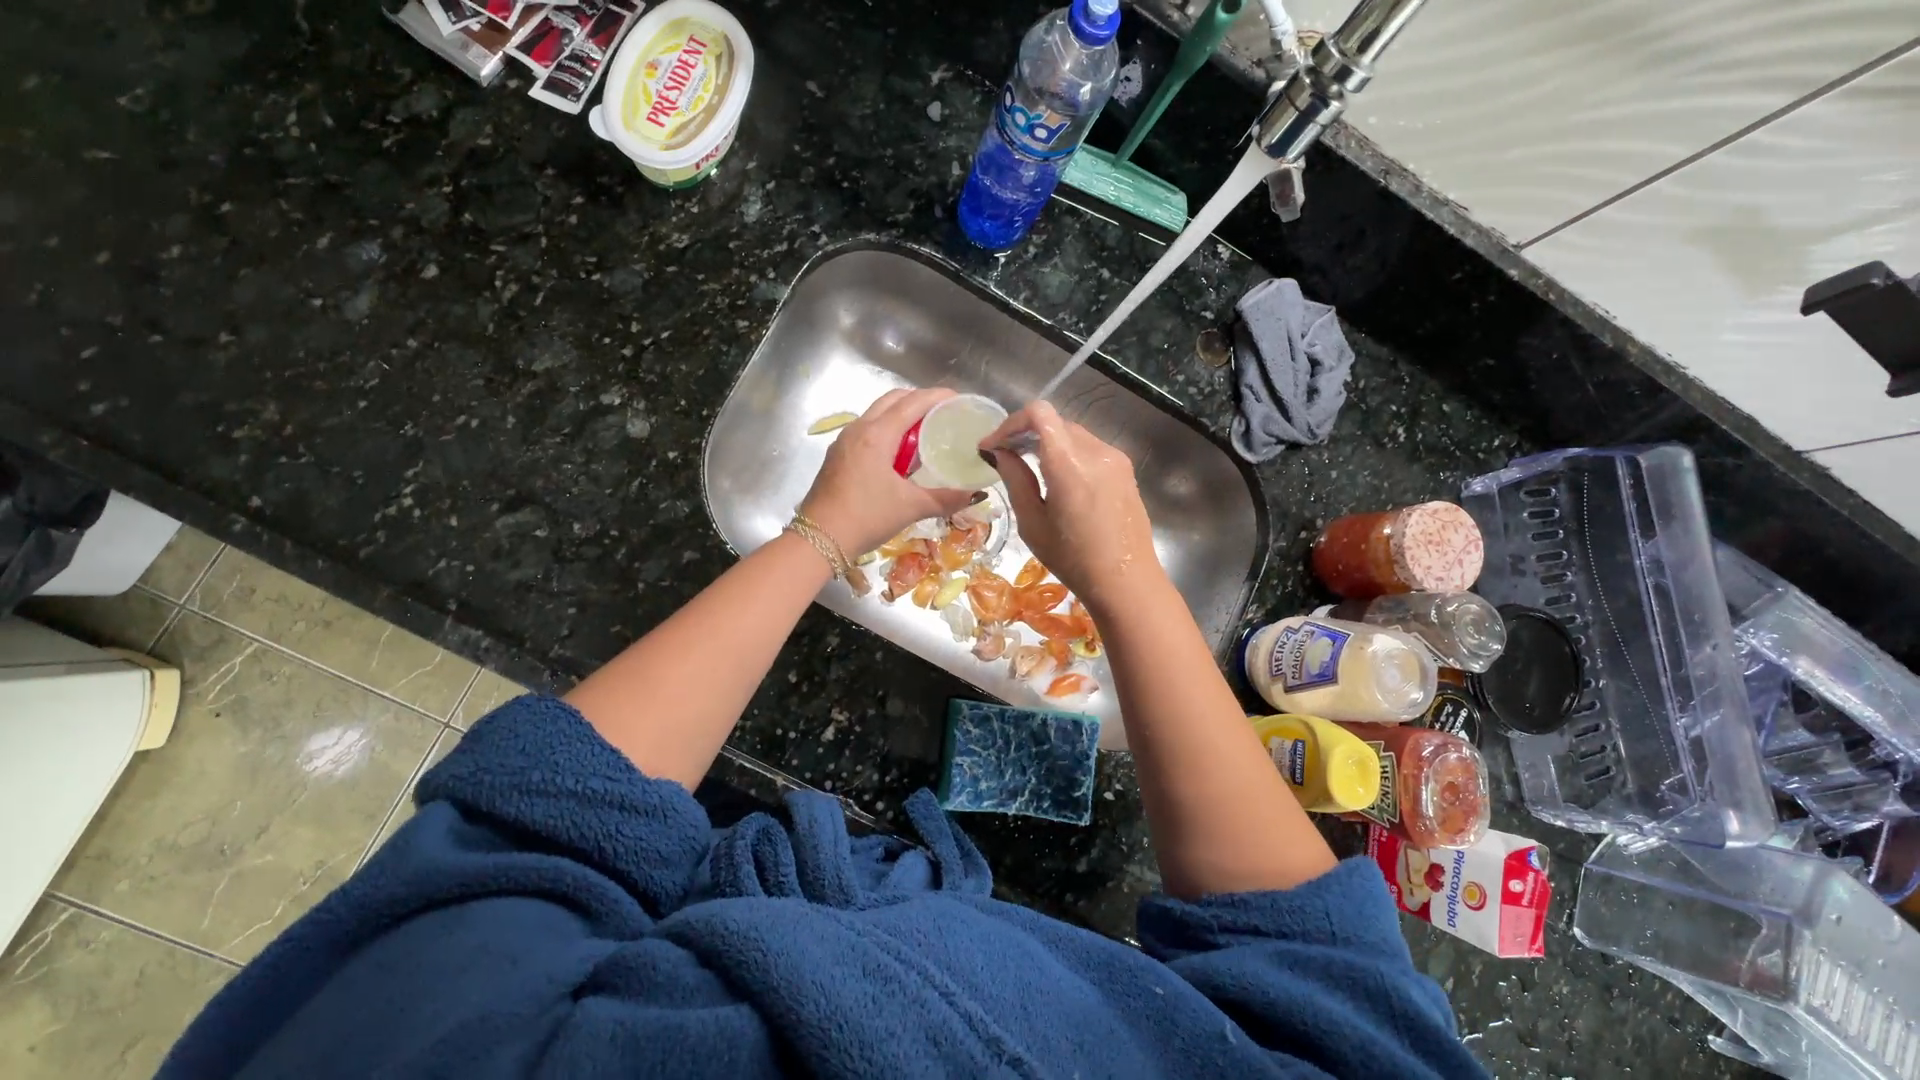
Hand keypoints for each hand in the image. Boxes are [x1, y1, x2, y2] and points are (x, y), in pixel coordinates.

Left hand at [799, 388, 980, 557]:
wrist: (818, 540)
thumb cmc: (866, 518)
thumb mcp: (911, 508)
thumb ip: (946, 499)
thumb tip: (976, 494)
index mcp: (877, 435)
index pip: (912, 402)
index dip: (938, 396)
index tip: (959, 399)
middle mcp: (858, 429)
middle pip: (893, 400)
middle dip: (919, 400)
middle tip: (944, 413)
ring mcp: (844, 442)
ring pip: (877, 414)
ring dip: (902, 415)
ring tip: (926, 431)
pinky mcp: (837, 456)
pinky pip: (867, 430)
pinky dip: (887, 430)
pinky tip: (900, 453)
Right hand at [980, 401, 1162, 613]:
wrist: (1127, 582)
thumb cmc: (1074, 560)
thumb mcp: (1033, 524)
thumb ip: (1015, 480)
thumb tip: (999, 453)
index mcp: (1070, 465)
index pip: (1039, 414)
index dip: (1010, 423)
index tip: (993, 445)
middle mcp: (1097, 452)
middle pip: (1056, 422)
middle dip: (1026, 433)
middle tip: (1004, 457)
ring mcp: (1116, 459)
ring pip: (1074, 435)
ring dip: (1048, 443)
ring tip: (1029, 468)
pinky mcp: (1126, 470)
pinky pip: (1091, 450)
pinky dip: (1069, 454)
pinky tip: (1058, 480)